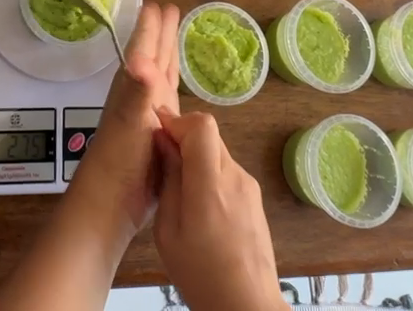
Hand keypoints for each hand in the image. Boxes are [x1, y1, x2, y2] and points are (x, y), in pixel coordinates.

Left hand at [65, 2, 180, 237]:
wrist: (110, 205)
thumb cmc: (118, 160)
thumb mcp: (131, 121)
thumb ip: (139, 90)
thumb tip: (142, 58)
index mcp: (134, 88)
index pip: (144, 50)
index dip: (151, 28)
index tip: (157, 4)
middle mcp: (139, 97)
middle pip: (152, 57)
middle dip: (160, 34)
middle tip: (170, 8)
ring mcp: (146, 117)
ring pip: (159, 76)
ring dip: (166, 55)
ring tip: (173, 35)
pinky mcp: (157, 138)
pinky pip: (167, 101)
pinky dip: (172, 87)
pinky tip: (175, 89)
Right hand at [154, 111, 281, 310]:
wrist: (248, 307)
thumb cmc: (201, 275)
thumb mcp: (168, 231)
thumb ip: (169, 180)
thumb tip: (164, 142)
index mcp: (210, 186)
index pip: (201, 126)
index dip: (177, 120)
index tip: (157, 129)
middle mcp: (235, 177)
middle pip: (209, 133)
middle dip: (184, 136)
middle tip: (164, 158)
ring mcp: (249, 186)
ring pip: (218, 150)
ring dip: (197, 155)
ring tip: (180, 188)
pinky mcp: (255, 197)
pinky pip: (227, 170)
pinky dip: (210, 172)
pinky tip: (201, 205)